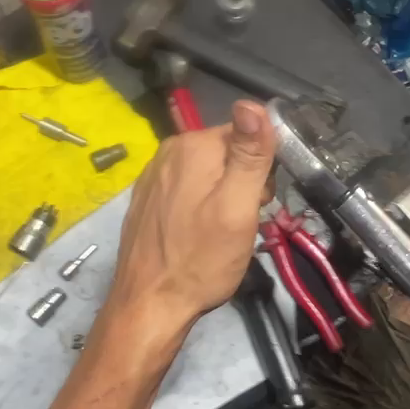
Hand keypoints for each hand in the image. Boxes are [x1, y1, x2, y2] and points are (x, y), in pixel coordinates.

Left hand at [101, 101, 276, 345]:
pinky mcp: (147, 199)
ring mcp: (154, 176)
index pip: (246, 137)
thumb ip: (249, 154)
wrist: (149, 306)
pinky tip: (198, 236)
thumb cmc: (200, 259)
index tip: (259, 203)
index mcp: (193, 146)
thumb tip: (253, 102)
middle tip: (240, 223)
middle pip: (227, 154)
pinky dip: (200, 208)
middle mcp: (169, 152)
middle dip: (242, 184)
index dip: (261, 170)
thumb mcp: (237, 207)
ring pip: (208, 173)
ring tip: (220, 234)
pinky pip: (187, 190)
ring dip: (223, 198)